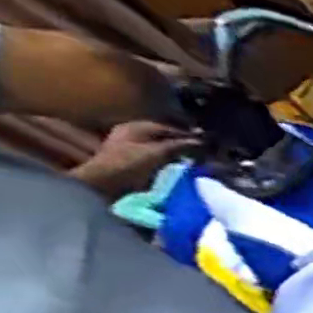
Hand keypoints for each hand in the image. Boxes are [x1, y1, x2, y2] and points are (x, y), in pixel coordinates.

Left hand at [69, 121, 199, 198]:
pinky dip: (171, 162)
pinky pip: (158, 158)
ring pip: (163, 148)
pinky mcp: (134, 162)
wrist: (104, 184)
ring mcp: (131, 148)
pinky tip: (181, 168)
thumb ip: (181, 145)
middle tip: (204, 154)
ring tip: (196, 162)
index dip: (188, 136)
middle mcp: (132, 134)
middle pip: (165, 138)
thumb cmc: (129, 164)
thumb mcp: (158, 153)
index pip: (169, 128)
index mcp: (135, 127)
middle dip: (183, 145)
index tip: (207, 144)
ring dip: (178, 155)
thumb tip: (202, 142)